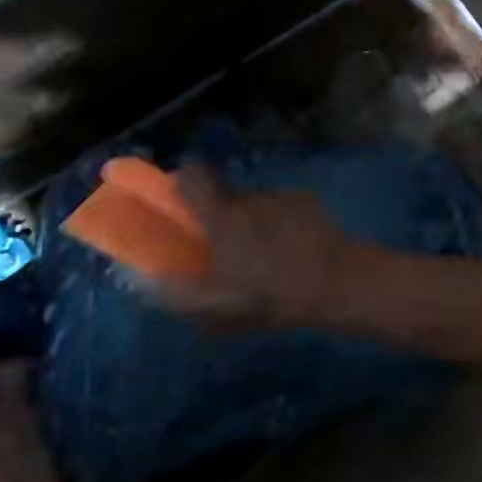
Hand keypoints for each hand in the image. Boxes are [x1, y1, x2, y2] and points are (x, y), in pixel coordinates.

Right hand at [157, 163, 355, 316]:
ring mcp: (281, 196)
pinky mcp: (307, 201)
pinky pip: (282, 207)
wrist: (337, 282)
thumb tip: (144, 282)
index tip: (180, 199)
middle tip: (227, 245)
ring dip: (253, 221)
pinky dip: (280, 222)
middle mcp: (250, 197)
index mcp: (223, 216)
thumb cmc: (272, 294)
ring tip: (266, 253)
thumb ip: (177, 294)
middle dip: (220, 214)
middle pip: (225, 193)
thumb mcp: (218, 307)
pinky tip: (292, 248)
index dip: (182, 180)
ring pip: (256, 203)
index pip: (192, 174)